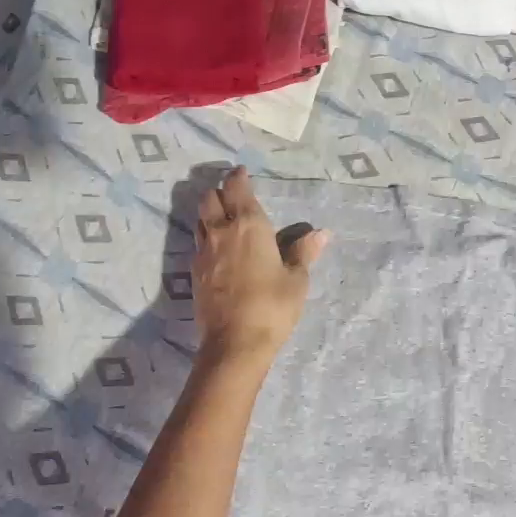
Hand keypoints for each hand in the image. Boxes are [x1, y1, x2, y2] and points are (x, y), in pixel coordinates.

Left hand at [193, 168, 328, 361]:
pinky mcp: (194, 273)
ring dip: (209, 213)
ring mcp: (203, 252)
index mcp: (250, 226)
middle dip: (219, 191)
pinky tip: (216, 249)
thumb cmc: (272, 308)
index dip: (238, 178)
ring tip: (222, 218)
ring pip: (200, 219)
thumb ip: (304, 253)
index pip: (237, 189)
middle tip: (231, 194)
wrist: (235, 343)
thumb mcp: (296, 280)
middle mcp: (221, 232)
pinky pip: (197, 243)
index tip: (242, 173)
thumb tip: (321, 233)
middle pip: (210, 199)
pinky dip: (205, 237)